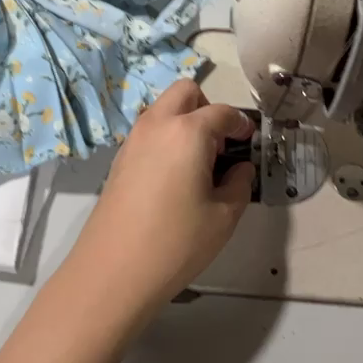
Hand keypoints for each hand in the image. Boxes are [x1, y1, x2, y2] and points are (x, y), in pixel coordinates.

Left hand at [61, 80, 255, 311]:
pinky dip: (166, 138)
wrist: (113, 270)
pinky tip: (173, 177)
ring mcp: (134, 139)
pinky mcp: (120, 159)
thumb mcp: (224, 217)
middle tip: (219, 144)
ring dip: (184, 121)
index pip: (222, 112)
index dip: (241, 124)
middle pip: (186, 92)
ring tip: (197, 163)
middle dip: (207, 108)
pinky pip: (149, 130)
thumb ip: (239, 184)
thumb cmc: (176, 242)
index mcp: (188, 132)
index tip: (250, 140)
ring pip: (163, 109)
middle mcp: (158, 124)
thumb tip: (240, 169)